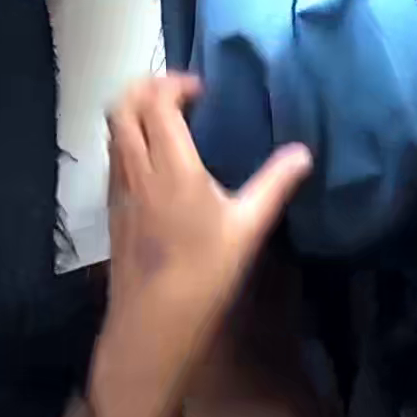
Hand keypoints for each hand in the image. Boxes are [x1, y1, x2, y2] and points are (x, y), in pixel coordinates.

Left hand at [87, 75, 311, 416]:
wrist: (149, 332)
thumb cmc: (203, 276)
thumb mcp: (248, 229)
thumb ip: (276, 184)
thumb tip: (304, 152)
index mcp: (171, 167)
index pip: (156, 103)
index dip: (175, 84)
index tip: (202, 90)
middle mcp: (137, 169)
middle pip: (124, 107)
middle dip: (148, 87)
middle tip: (182, 93)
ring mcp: (119, 189)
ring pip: (114, 130)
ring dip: (136, 110)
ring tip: (170, 117)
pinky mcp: (112, 208)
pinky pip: (114, 153)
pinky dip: (129, 136)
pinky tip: (157, 156)